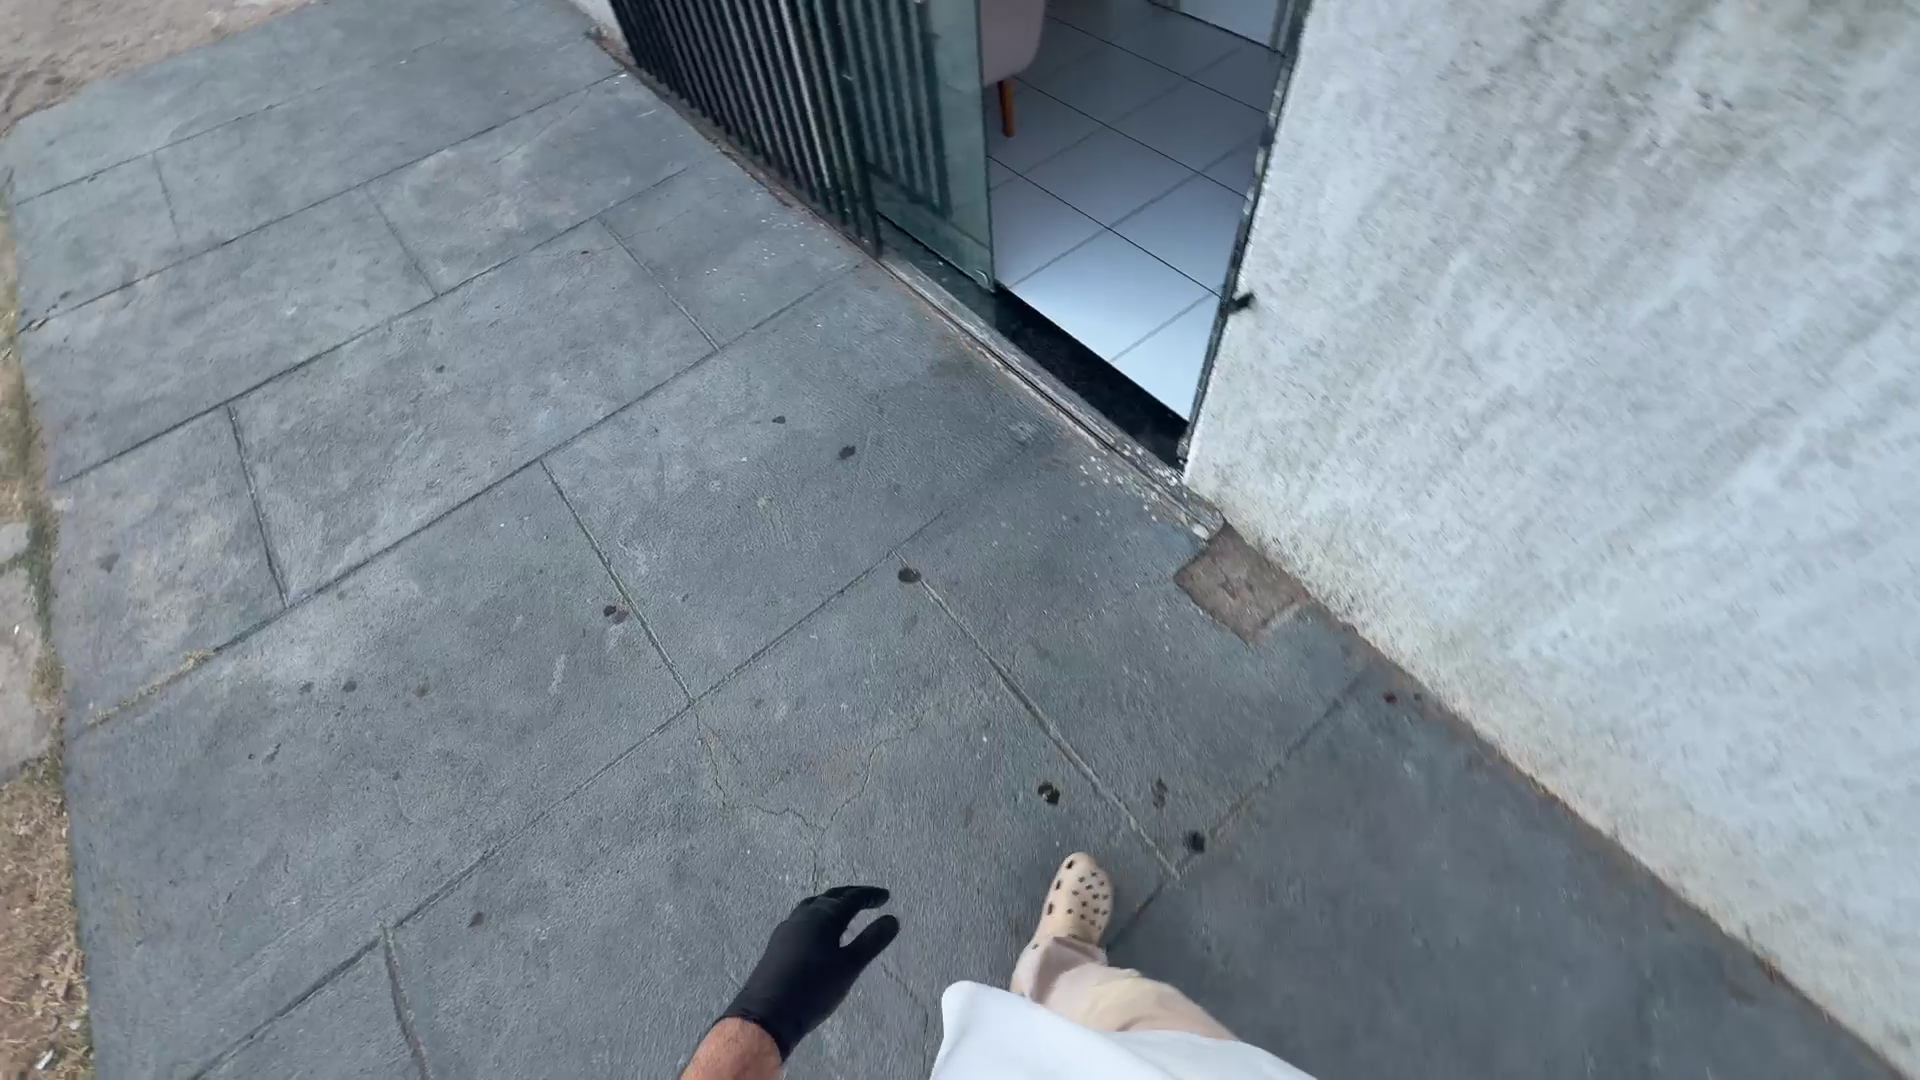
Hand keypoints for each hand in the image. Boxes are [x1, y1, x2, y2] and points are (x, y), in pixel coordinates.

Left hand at [720, 885, 900, 1058]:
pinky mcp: (777, 944)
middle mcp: (804, 915)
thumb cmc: (814, 989)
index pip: (852, 898)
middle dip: (851, 895)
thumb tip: (893, 918)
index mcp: (824, 916)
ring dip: (831, 905)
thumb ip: (872, 941)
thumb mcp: (850, 966)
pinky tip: (818, 934)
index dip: (870, 896)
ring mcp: (787, 928)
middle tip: (868, 899)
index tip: (886, 897)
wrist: (767, 1015)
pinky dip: (817, 918)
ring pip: (813, 906)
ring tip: (844, 913)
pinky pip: (802, 920)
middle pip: (831, 897)